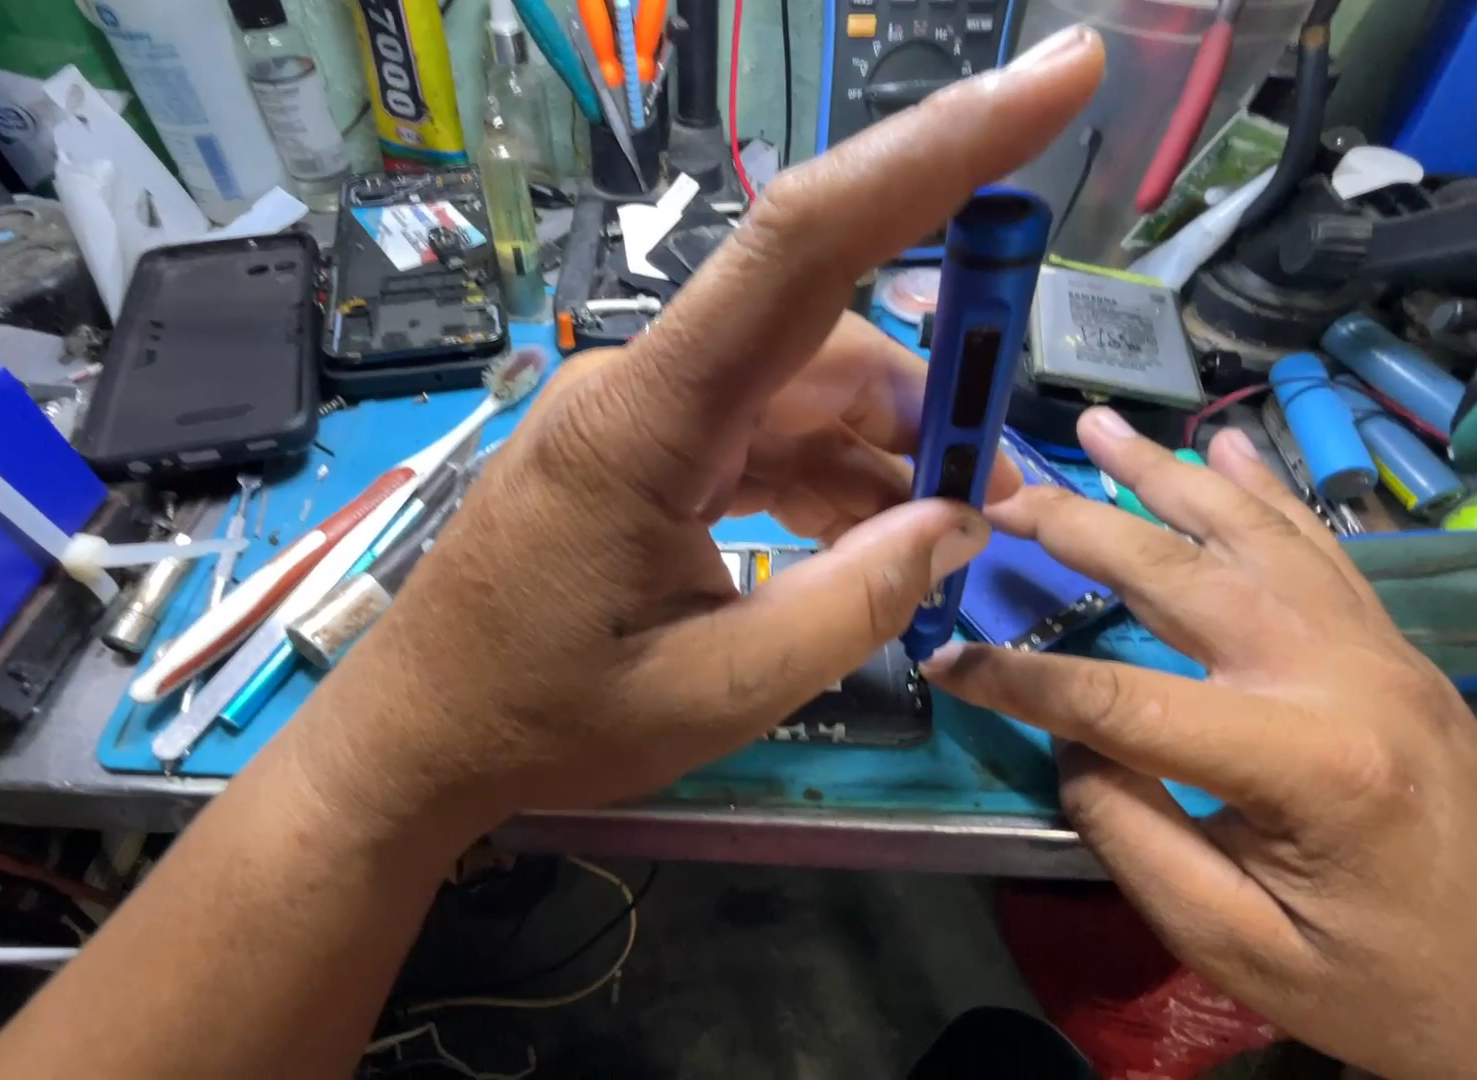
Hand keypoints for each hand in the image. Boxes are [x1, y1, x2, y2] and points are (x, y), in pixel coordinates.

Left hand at [275, 27, 1105, 834]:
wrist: (422, 737)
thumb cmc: (548, 720)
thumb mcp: (720, 687)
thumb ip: (852, 602)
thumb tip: (956, 521)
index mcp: (646, 421)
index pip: (803, 243)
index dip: (936, 150)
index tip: (1054, 78)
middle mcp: (643, 387)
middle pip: (823, 334)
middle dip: (929, 394)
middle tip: (996, 481)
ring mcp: (640, 415)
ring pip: (801, 390)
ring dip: (881, 448)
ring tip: (935, 532)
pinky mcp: (641, 453)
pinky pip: (760, 435)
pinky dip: (826, 475)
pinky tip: (862, 537)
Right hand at [924, 408, 1476, 1079]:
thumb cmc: (1383, 992)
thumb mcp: (1228, 941)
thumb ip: (1124, 826)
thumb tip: (1072, 736)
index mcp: (1302, 759)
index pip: (1113, 698)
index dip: (1015, 679)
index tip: (942, 659)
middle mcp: (1341, 673)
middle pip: (1177, 574)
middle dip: (1076, 529)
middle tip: (998, 500)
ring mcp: (1377, 648)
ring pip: (1249, 532)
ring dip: (1161, 474)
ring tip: (1096, 427)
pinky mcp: (1394, 649)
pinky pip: (1318, 546)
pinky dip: (1263, 490)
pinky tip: (1224, 449)